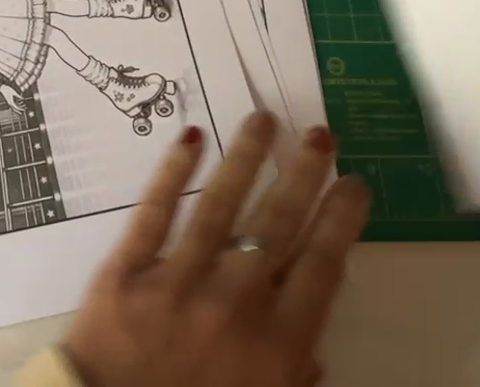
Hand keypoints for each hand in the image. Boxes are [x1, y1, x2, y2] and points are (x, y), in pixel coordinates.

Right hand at [0, 84, 24, 109]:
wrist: (3, 88)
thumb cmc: (7, 90)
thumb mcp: (14, 92)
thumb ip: (18, 96)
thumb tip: (22, 98)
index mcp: (11, 102)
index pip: (16, 108)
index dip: (20, 109)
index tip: (23, 110)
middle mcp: (10, 103)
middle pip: (15, 109)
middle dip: (20, 110)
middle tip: (24, 110)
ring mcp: (10, 102)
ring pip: (15, 106)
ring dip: (19, 106)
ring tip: (24, 105)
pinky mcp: (10, 100)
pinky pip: (14, 103)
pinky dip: (18, 104)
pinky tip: (21, 102)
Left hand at [62, 111, 371, 386]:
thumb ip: (293, 377)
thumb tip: (313, 346)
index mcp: (275, 346)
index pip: (321, 266)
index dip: (341, 219)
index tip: (353, 183)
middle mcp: (233, 302)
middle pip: (277, 224)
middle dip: (303, 175)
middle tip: (320, 134)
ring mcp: (177, 279)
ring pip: (220, 204)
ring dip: (247, 156)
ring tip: (264, 117)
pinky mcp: (126, 268)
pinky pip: (155, 211)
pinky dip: (173, 170)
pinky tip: (191, 136)